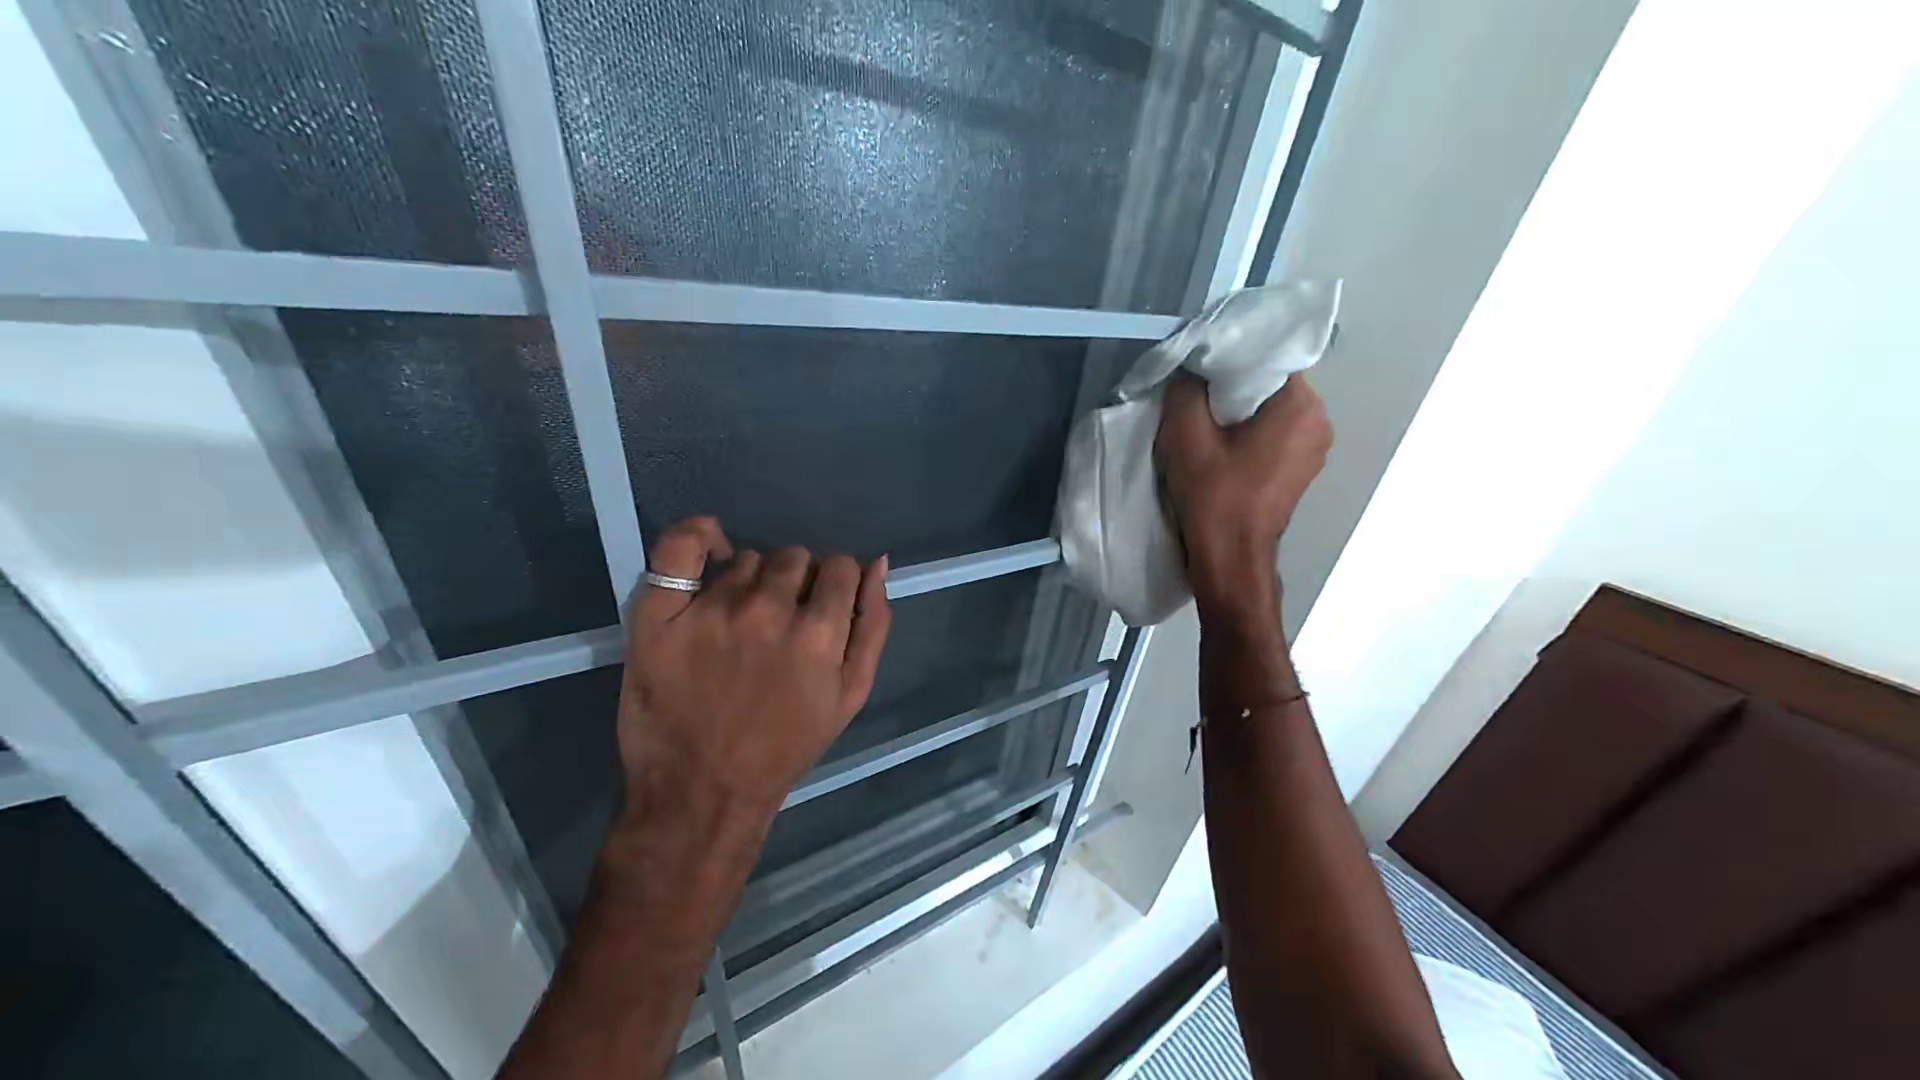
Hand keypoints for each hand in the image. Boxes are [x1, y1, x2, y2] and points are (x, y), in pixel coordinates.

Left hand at [613, 517, 891, 853]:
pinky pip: (681, 547)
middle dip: (797, 582)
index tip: (822, 606)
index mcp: (817, 632)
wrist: (703, 790)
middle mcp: (767, 611)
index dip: (835, 584)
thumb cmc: (786, 747)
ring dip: (752, 581)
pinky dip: (699, 537)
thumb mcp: (850, 695)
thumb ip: (872, 626)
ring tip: (740, 621)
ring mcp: (710, 610)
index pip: (840, 566)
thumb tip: (877, 563)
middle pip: (794, 557)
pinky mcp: (659, 616)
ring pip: (746, 560)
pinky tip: (710, 552)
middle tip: (781, 622)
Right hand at [1157, 374, 1331, 620]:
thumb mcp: (1186, 435)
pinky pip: (1273, 437)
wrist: (1231, 559)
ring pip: (1270, 413)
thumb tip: (1191, 371)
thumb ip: (1186, 390)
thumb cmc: (1214, 496)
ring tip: (1205, 429)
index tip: (1196, 374)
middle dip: (1231, 390)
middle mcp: (1319, 422)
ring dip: (1238, 415)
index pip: (1265, 360)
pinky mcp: (1301, 471)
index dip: (1227, 362)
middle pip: (1268, 386)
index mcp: (1301, 406)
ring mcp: (1314, 450)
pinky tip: (1221, 451)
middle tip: (1195, 403)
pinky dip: (1248, 437)